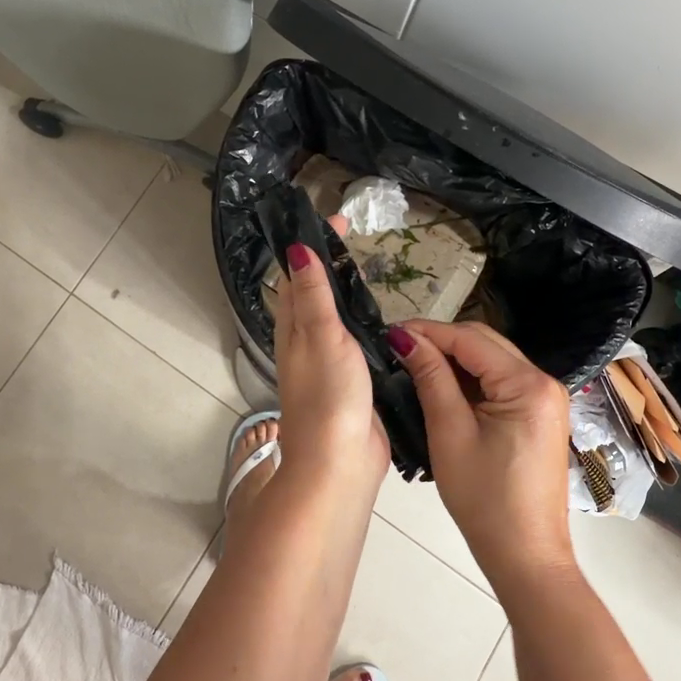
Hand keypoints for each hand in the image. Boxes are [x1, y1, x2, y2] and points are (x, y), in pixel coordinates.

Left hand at [272, 219, 389, 489]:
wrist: (339, 462)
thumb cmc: (326, 395)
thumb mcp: (321, 336)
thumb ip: (313, 295)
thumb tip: (296, 249)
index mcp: (293, 326)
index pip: (299, 273)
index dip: (314, 243)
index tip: (338, 217)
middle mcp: (306, 341)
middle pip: (314, 293)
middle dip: (330, 264)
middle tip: (357, 240)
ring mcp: (329, 363)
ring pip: (335, 318)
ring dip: (346, 293)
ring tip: (371, 271)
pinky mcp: (352, 383)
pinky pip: (356, 343)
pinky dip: (364, 325)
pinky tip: (386, 323)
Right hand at [390, 320, 574, 575]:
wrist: (525, 556)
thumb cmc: (484, 499)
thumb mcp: (449, 432)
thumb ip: (430, 377)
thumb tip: (404, 338)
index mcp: (528, 385)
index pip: (470, 339)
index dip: (428, 331)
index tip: (389, 332)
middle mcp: (544, 383)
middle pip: (484, 342)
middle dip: (440, 341)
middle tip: (398, 348)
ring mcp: (545, 400)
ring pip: (491, 360)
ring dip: (453, 359)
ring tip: (412, 364)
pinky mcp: (538, 416)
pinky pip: (499, 381)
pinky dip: (469, 379)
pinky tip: (440, 385)